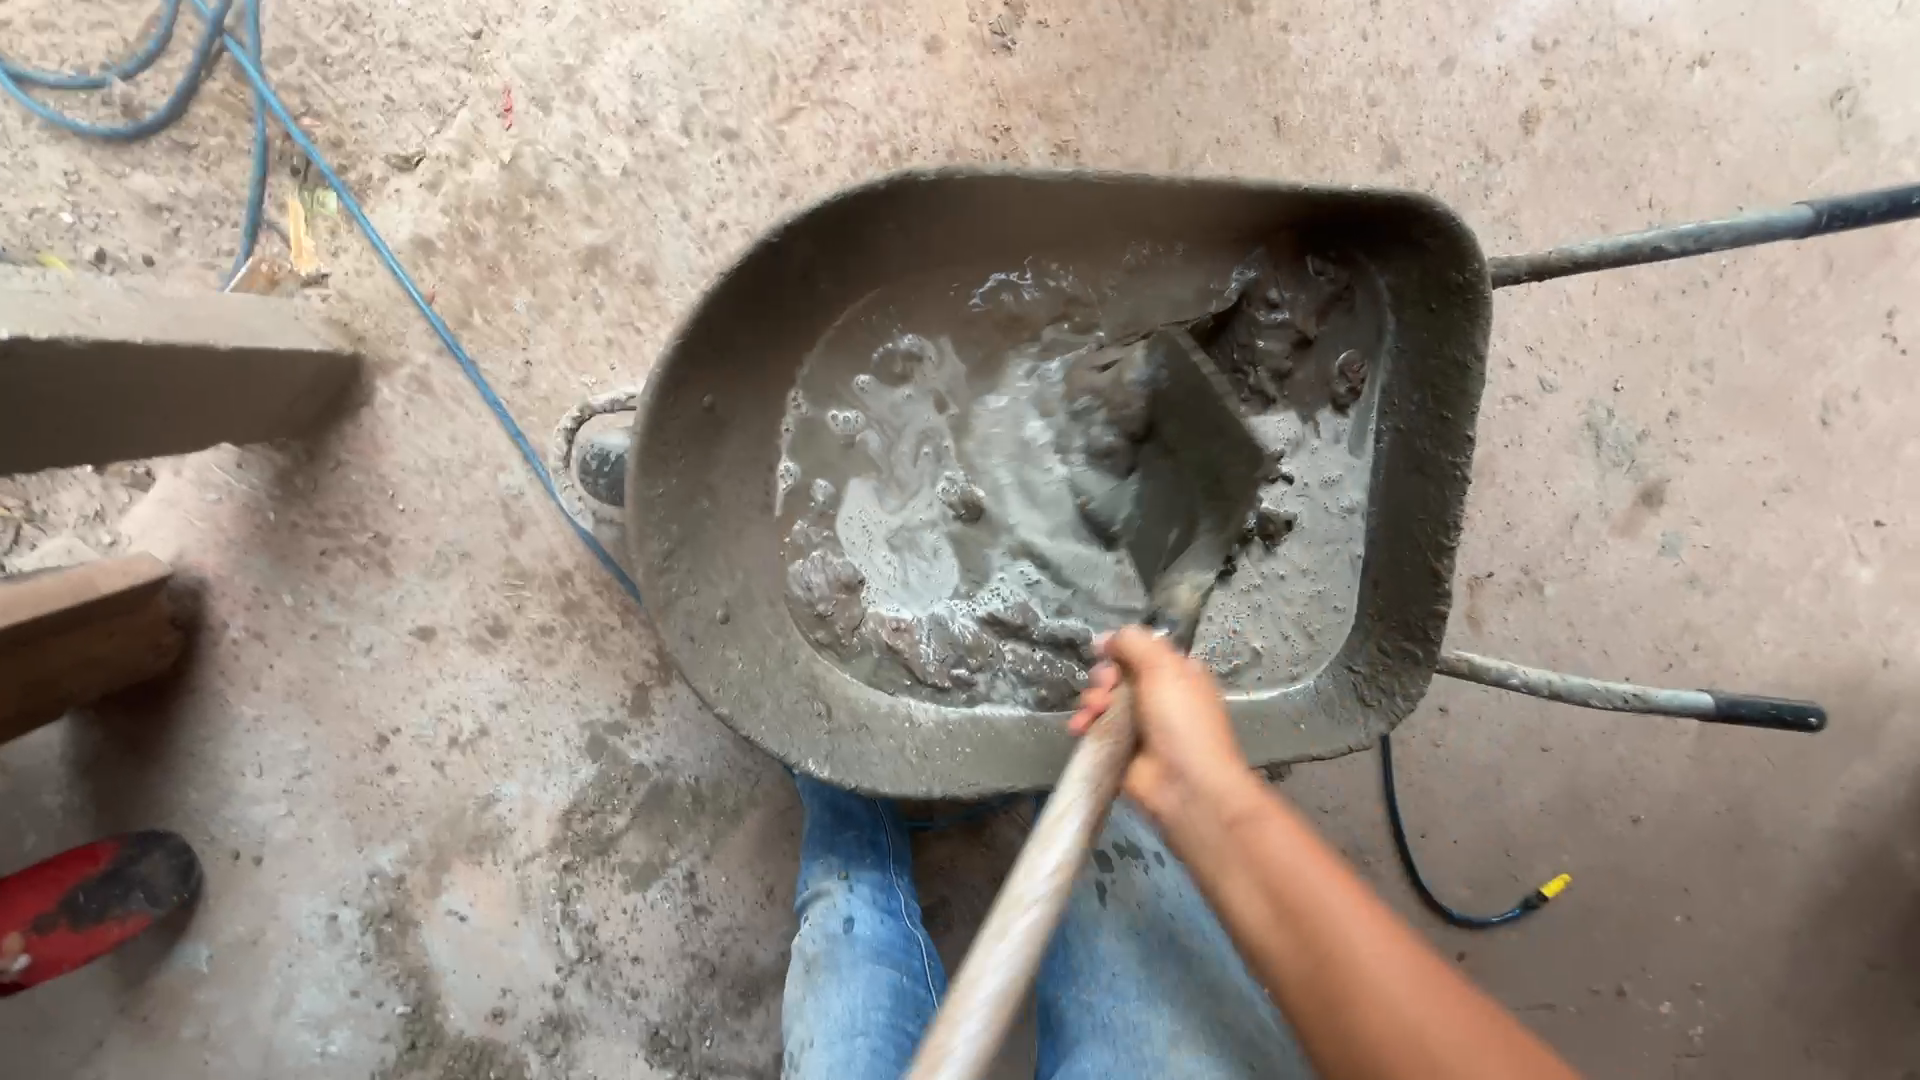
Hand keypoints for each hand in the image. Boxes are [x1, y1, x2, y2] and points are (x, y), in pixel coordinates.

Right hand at [1069, 626, 1258, 830]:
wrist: (1186, 786)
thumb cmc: (1182, 721)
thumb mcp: (1163, 667)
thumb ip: (1133, 642)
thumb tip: (1104, 638)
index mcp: (1177, 674)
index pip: (1141, 651)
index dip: (1120, 650)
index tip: (1104, 652)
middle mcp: (1158, 696)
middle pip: (1117, 674)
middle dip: (1103, 677)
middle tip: (1105, 688)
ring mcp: (1138, 725)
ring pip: (1102, 700)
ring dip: (1091, 701)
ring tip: (1093, 712)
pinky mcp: (1119, 748)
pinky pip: (1094, 728)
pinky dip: (1084, 724)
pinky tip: (1079, 728)